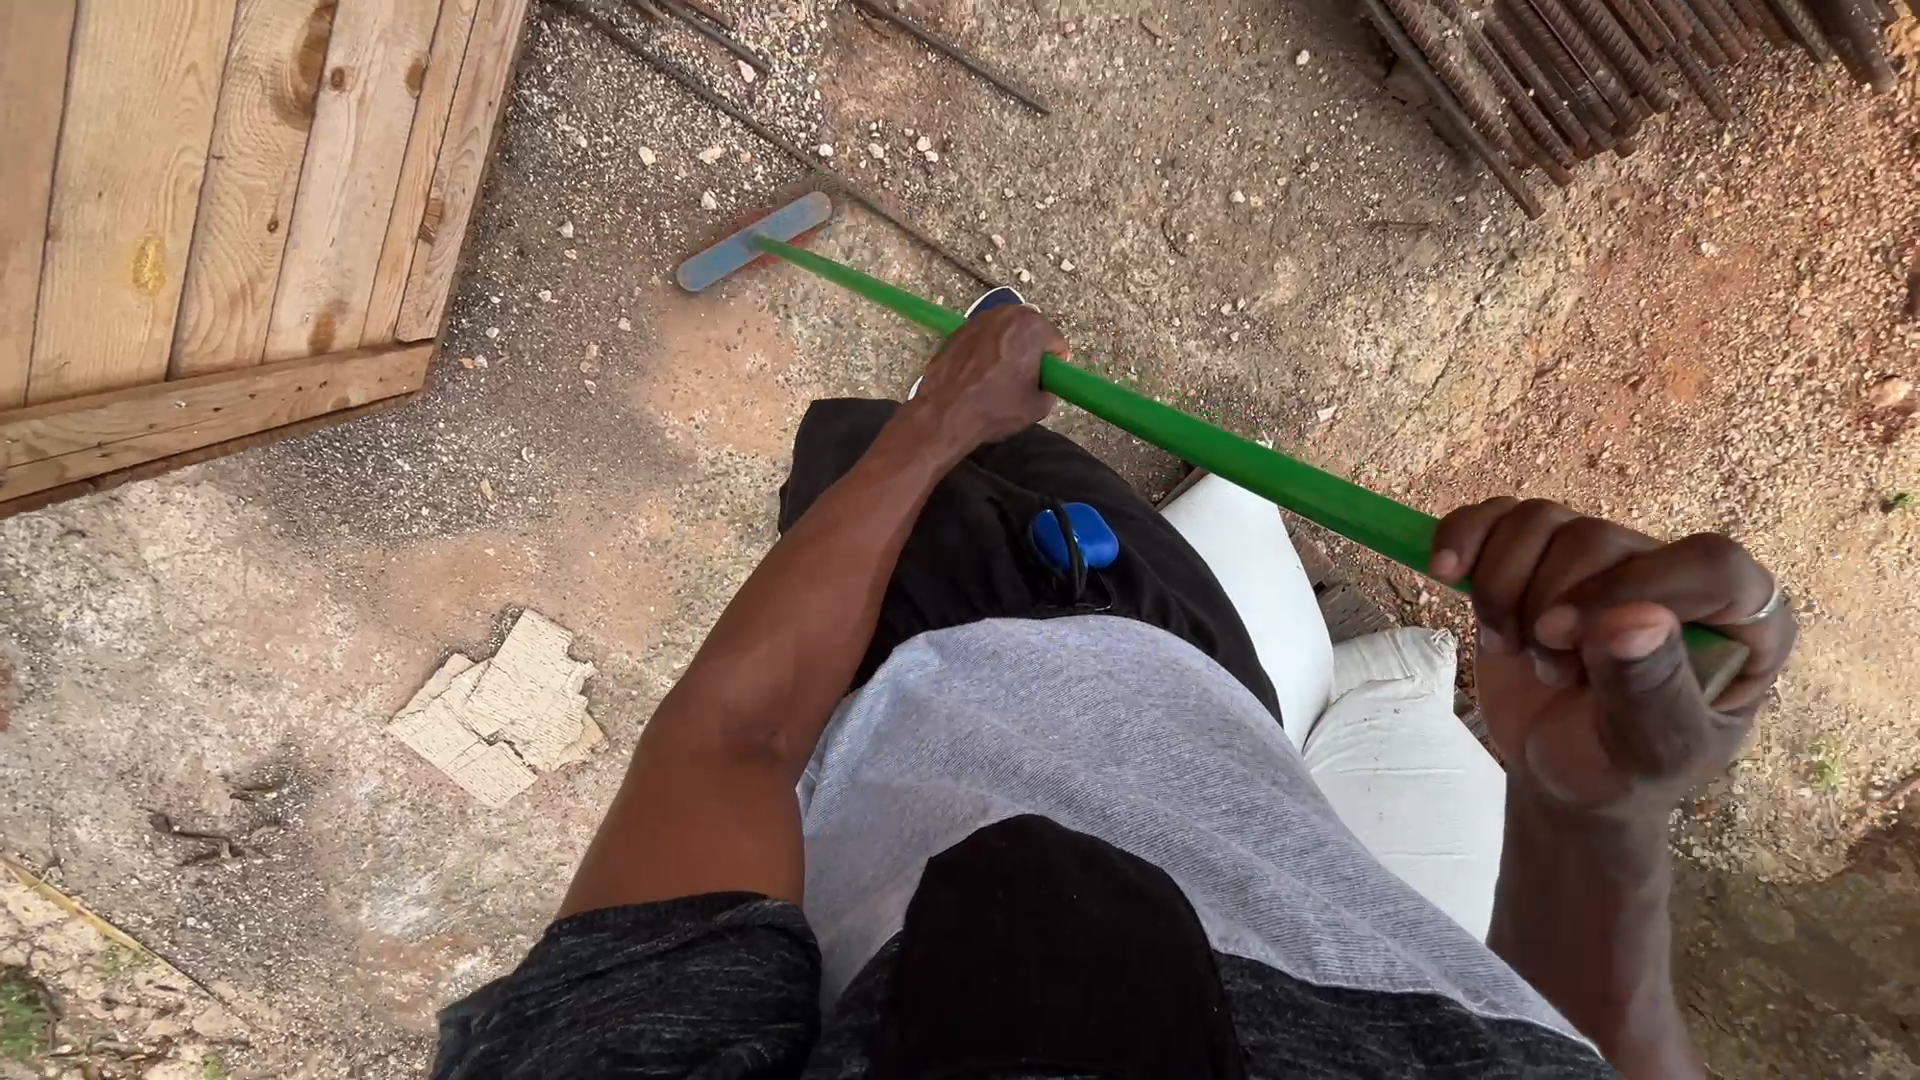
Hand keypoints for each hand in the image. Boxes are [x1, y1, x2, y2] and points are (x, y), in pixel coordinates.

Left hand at [908, 304, 1061, 454]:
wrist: (945, 413)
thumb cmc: (994, 408)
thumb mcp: (1038, 407)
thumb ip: (1050, 389)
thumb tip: (1044, 385)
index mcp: (1032, 327)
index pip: (1055, 343)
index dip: (1053, 365)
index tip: (1043, 380)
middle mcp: (1006, 314)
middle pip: (1030, 331)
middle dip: (1031, 351)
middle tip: (1023, 379)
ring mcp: (979, 319)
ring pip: (1005, 333)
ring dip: (1008, 349)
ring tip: (999, 378)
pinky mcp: (958, 330)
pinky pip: (983, 338)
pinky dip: (985, 351)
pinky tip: (979, 374)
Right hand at [1431, 499, 1795, 817]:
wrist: (1559, 765)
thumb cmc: (1619, 767)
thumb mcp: (1647, 749)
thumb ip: (1647, 688)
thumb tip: (1633, 620)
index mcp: (1737, 620)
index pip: (1706, 564)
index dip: (1626, 588)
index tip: (1563, 637)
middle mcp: (1668, 574)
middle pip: (1594, 538)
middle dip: (1542, 604)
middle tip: (1543, 668)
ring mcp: (1593, 563)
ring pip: (1535, 521)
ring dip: (1497, 585)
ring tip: (1506, 644)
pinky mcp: (1530, 560)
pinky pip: (1493, 517)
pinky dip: (1459, 538)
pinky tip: (1445, 573)